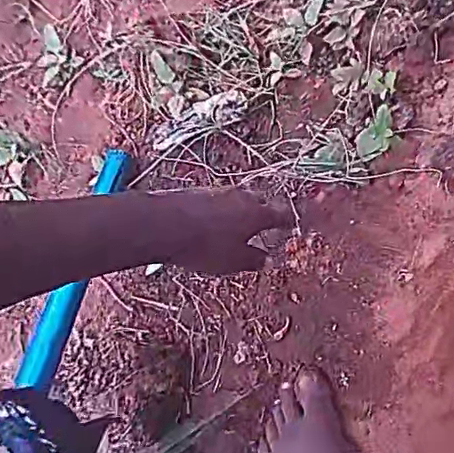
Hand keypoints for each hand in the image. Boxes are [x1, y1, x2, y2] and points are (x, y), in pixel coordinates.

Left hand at [149, 187, 291, 274]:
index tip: (291, 227)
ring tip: (239, 226)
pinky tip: (215, 222)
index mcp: (257, 214)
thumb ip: (254, 259)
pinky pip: (219, 200)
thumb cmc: (204, 246)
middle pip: (262, 202)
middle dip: (266, 212)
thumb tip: (267, 260)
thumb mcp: (234, 261)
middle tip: (266, 225)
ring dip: (243, 210)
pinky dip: (223, 210)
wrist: (163, 225)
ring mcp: (219, 191)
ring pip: (239, 199)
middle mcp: (242, 197)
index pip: (282, 214)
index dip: (289, 222)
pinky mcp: (198, 192)